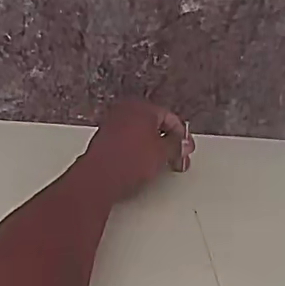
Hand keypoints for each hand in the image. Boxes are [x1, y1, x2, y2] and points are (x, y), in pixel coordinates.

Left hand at [73, 99, 194, 201]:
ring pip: (139, 135)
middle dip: (167, 142)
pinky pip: (125, 143)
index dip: (181, 135)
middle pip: (153, 125)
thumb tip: (183, 144)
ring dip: (151, 148)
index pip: (169, 117)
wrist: (99, 178)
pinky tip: (140, 167)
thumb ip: (177, 146)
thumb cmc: (128, 161)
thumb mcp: (163, 153)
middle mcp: (123, 112)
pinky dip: (135, 152)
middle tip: (176, 158)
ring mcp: (110, 126)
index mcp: (140, 107)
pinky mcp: (102, 142)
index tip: (185, 149)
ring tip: (159, 166)